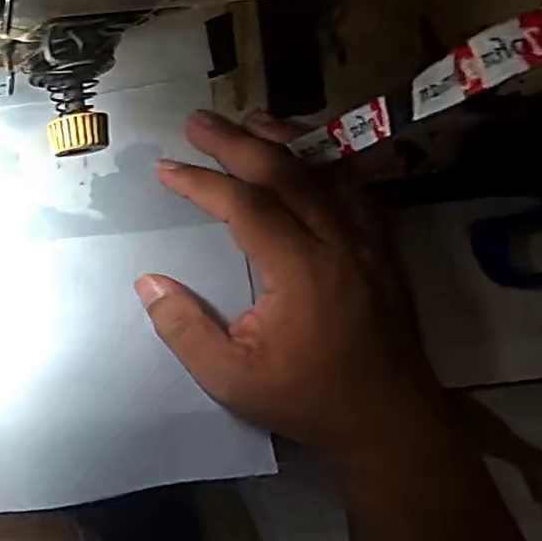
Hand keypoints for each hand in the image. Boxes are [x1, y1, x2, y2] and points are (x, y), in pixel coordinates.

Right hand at [138, 110, 447, 455]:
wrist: (392, 421)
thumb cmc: (305, 398)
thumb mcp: (228, 378)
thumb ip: (184, 329)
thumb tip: (149, 281)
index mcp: (301, 272)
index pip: (247, 207)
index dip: (202, 182)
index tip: (165, 169)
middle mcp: (339, 245)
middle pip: (287, 175)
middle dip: (237, 143)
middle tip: (198, 120)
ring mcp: (368, 245)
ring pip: (328, 173)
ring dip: (286, 141)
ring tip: (251, 119)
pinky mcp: (381, 251)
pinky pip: (356, 190)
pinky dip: (328, 162)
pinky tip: (310, 155)